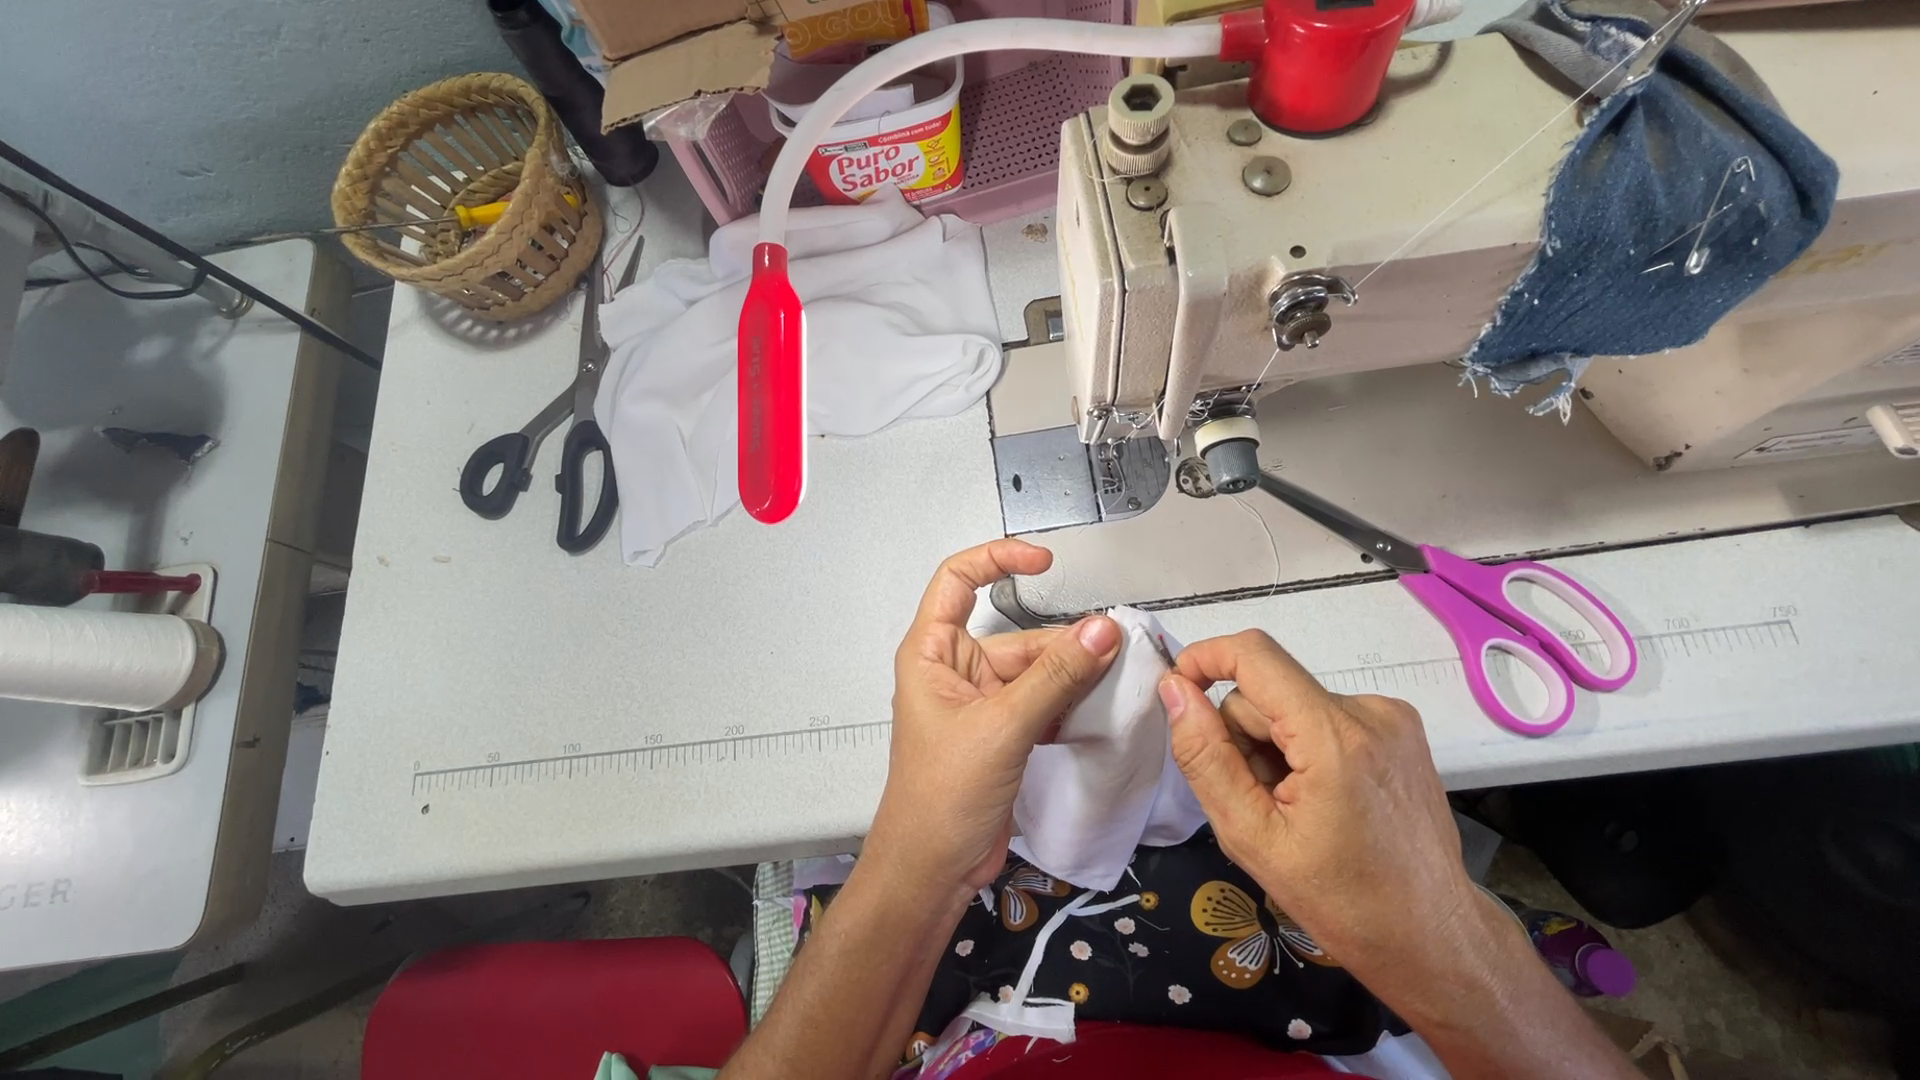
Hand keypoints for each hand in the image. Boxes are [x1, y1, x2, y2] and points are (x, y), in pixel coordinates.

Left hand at [865, 540, 1121, 906]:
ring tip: (1115, 678)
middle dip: (1064, 644)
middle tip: (1115, 650)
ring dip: (1075, 676)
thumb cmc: (941, 797)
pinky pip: (1045, 701)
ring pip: (1038, 671)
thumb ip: (1055, 678)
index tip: (1043, 560)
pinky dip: (1071, 703)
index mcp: (932, 653)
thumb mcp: (1001, 728)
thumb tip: (1101, 630)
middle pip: (1017, 634)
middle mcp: (956, 670)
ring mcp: (983, 702)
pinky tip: (1099, 707)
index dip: (998, 559)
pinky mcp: (1005, 732)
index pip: (958, 581)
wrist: (935, 867)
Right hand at [1157, 631, 1501, 988]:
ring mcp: (1390, 716)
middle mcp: (1369, 709)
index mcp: (1334, 736)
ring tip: (1293, 807)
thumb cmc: (1338, 899)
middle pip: (1266, 691)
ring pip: (1290, 705)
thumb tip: (1175, 689)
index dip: (1204, 658)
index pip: (1254, 655)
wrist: (1431, 936)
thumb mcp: (1249, 836)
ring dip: (1272, 745)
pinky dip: (1303, 746)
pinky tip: (1320, 797)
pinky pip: (1320, 715)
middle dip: (1242, 736)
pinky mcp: (1398, 727)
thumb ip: (1204, 756)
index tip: (1177, 691)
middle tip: (1257, 801)